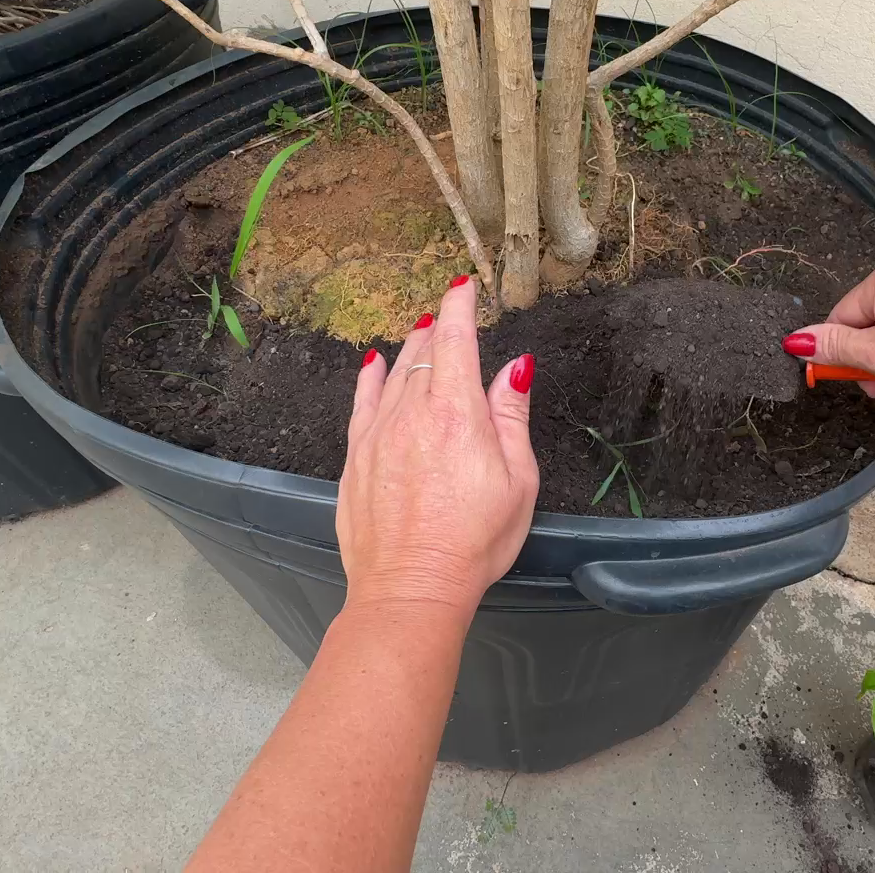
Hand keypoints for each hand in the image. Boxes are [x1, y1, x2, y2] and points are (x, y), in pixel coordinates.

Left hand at [337, 277, 537, 619]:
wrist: (411, 588)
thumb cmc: (476, 539)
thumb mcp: (518, 478)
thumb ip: (512, 416)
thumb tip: (515, 368)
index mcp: (457, 414)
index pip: (456, 340)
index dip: (459, 307)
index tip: (463, 287)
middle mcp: (412, 413)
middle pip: (424, 351)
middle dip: (439, 328)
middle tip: (452, 318)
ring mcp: (378, 434)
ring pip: (394, 372)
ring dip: (413, 348)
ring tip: (424, 335)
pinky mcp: (355, 457)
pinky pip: (361, 402)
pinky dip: (370, 377)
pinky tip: (374, 362)